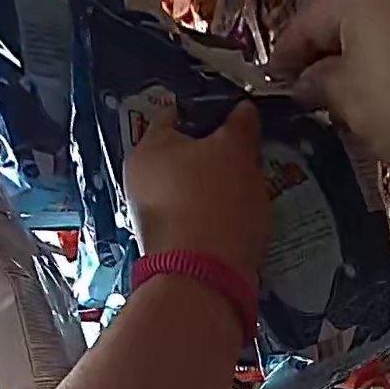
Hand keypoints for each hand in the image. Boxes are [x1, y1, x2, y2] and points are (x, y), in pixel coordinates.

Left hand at [123, 101, 270, 276]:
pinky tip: (236, 232)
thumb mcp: (236, 155)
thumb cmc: (216, 203)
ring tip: (247, 204)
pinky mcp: (171, 254)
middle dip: (214, 164)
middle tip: (248, 168)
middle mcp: (141, 182)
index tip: (237, 129)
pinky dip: (215, 227)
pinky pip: (198, 228)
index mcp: (149, 147)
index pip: (179, 117)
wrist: (204, 279)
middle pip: (185, 162)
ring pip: (191, 198)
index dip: (210, 118)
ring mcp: (154, 222)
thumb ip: (241, 128)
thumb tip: (244, 109)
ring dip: (216, 199)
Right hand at [267, 0, 389, 171]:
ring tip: (364, 109)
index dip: (287, 60)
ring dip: (369, 66)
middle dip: (331, 61)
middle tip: (319, 102)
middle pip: (346, 18)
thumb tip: (307, 84)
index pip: (305, 22)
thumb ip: (321, 89)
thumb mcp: (355, 104)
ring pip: (384, 27)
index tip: (279, 83)